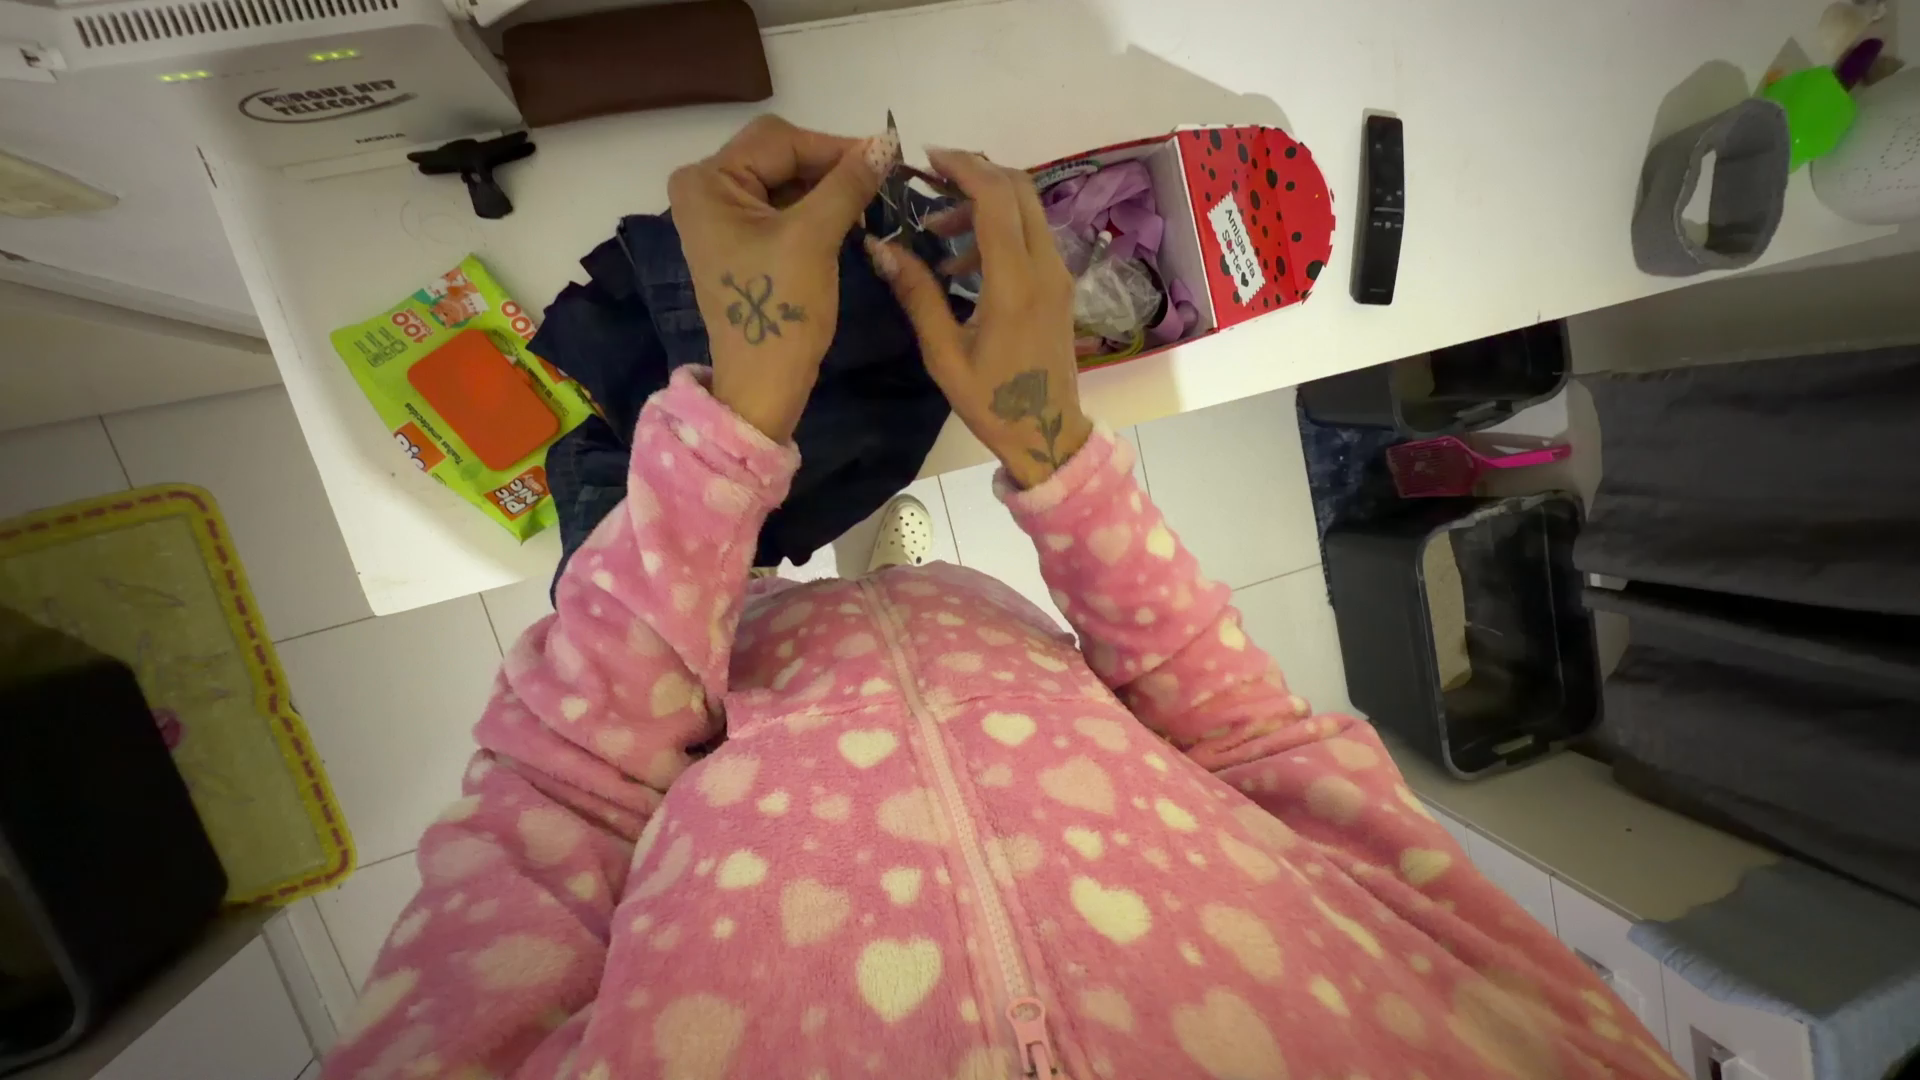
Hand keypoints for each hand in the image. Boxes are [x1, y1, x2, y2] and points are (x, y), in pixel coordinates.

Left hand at [669, 115, 895, 440]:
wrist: (765, 384)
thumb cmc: (782, 309)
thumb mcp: (815, 238)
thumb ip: (849, 184)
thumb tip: (886, 141)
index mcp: (708, 182)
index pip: (779, 141)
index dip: (835, 146)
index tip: (886, 155)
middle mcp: (705, 191)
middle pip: (779, 158)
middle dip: (830, 168)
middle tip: (880, 180)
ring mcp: (721, 220)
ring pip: (784, 185)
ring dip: (827, 191)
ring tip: (869, 202)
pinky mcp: (740, 245)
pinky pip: (782, 212)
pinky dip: (814, 213)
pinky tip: (846, 221)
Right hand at [865, 149, 1090, 487]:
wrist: (1047, 434)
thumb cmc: (992, 402)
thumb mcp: (945, 354)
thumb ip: (917, 295)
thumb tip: (881, 246)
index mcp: (1015, 283)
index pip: (996, 197)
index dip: (963, 167)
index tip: (927, 159)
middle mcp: (1045, 268)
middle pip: (1019, 190)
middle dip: (976, 174)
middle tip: (932, 183)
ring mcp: (1058, 276)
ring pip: (1027, 211)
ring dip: (985, 205)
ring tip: (938, 232)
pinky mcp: (1059, 287)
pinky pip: (1032, 238)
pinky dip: (999, 232)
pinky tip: (963, 264)